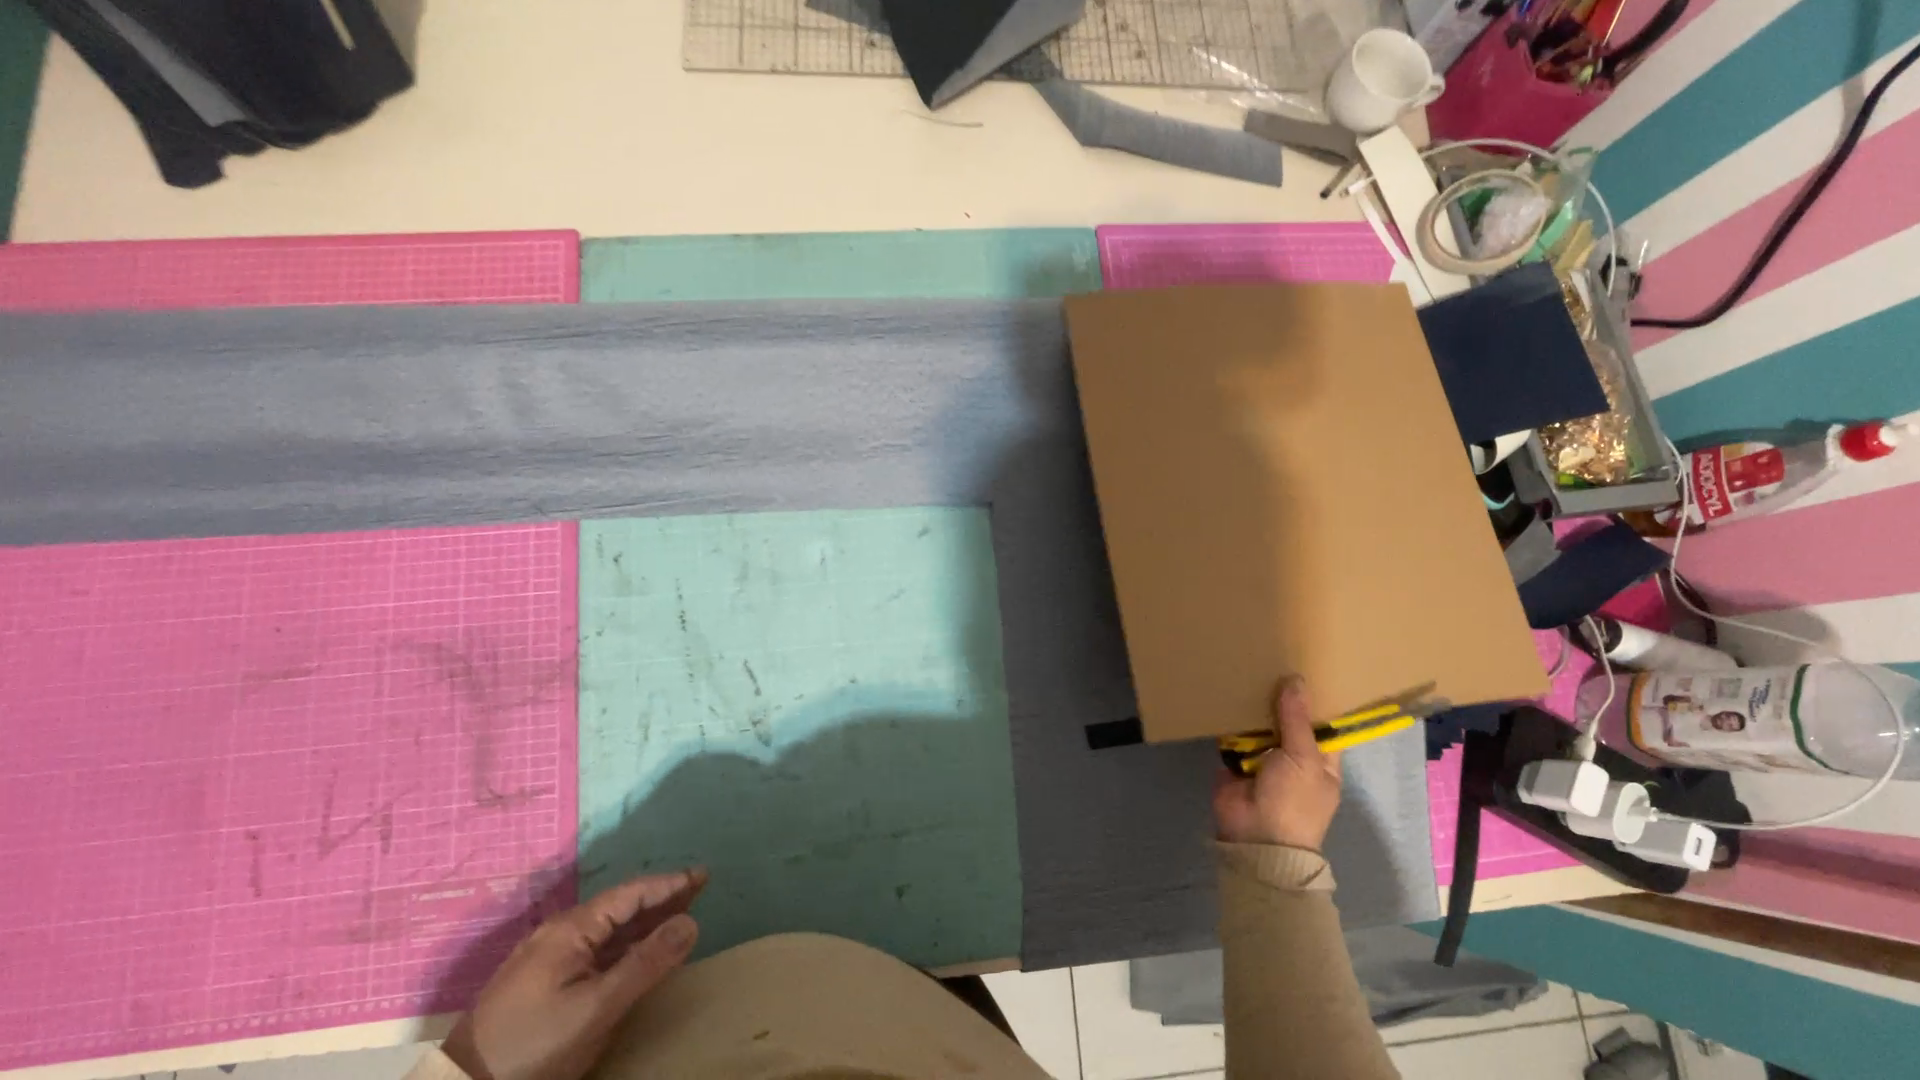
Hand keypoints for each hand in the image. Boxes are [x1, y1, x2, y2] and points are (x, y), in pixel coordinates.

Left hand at [441, 868, 707, 1079]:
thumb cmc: (535, 1043)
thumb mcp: (596, 1007)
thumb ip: (645, 964)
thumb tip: (690, 922)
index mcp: (570, 929)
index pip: (629, 895)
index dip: (668, 885)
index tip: (703, 875)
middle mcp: (559, 933)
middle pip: (619, 907)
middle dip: (660, 897)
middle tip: (699, 888)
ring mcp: (548, 957)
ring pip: (607, 929)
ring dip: (644, 920)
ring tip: (679, 913)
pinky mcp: (543, 981)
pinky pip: (595, 949)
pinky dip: (625, 943)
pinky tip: (639, 950)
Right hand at [1213, 678, 1341, 850]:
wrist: (1254, 837)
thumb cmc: (1293, 801)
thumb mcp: (1303, 758)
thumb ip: (1296, 719)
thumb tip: (1295, 680)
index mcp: (1321, 760)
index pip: (1321, 725)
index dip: (1314, 701)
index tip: (1305, 668)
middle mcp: (1293, 758)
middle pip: (1287, 722)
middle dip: (1279, 698)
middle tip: (1270, 660)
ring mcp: (1262, 760)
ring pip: (1259, 726)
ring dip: (1253, 706)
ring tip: (1247, 667)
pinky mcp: (1233, 762)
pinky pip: (1232, 736)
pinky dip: (1229, 720)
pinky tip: (1225, 691)